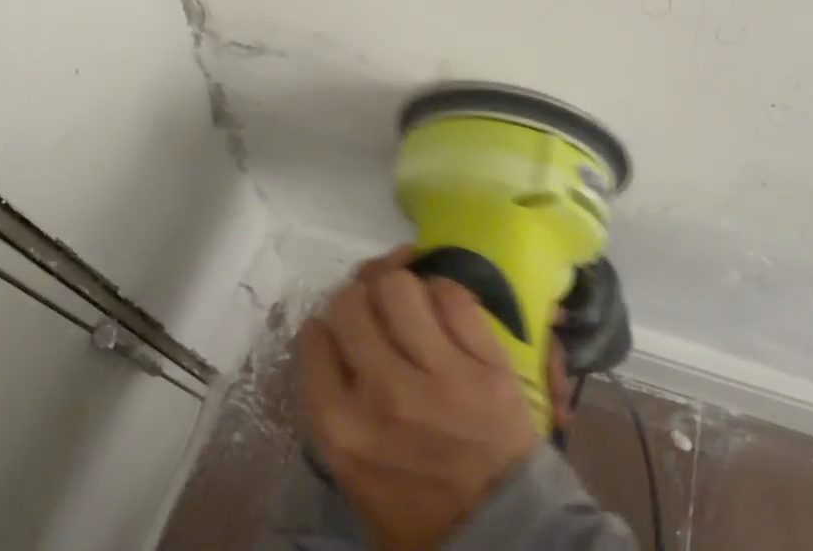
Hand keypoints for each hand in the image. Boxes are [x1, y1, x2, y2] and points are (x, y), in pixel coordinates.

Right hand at [299, 248, 540, 550]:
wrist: (497, 531)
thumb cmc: (415, 503)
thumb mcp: (351, 465)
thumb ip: (335, 397)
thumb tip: (331, 329)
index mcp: (342, 427)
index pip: (315, 337)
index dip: (325, 327)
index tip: (338, 332)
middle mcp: (385, 393)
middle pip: (353, 302)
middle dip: (358, 299)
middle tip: (374, 312)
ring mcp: (441, 376)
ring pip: (401, 287)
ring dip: (399, 288)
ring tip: (408, 306)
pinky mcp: (489, 364)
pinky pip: (454, 297)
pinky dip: (442, 292)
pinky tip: (442, 310)